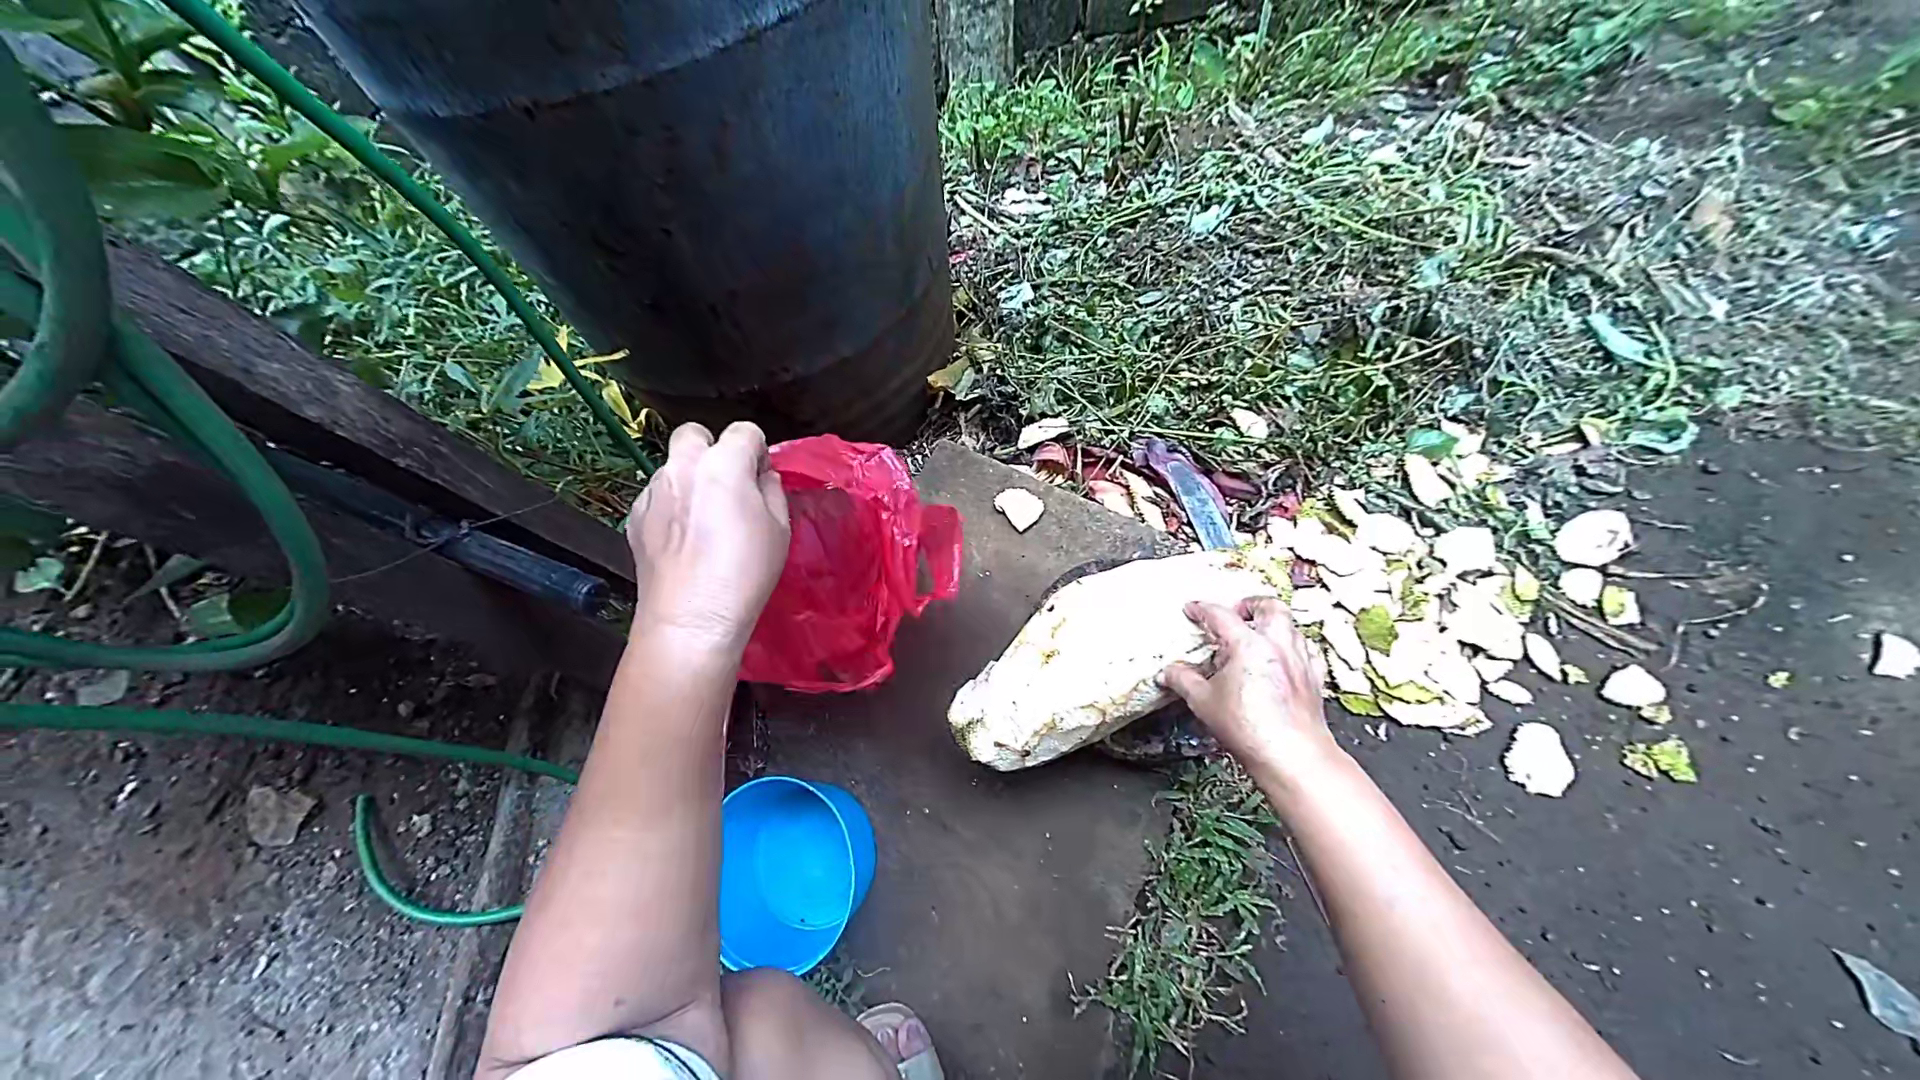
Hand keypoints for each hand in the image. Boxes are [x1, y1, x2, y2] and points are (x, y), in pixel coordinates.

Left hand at [626, 421, 789, 653]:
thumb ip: (772, 490)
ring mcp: (654, 491)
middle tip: (729, 485)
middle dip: (714, 450)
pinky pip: (659, 496)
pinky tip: (686, 539)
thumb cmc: (743, 574)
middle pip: (696, 433)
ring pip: (674, 466)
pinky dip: (673, 505)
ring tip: (706, 521)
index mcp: (723, 464)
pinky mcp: (636, 516)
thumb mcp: (779, 529)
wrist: (691, 618)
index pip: (745, 431)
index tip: (761, 479)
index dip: (757, 452)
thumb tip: (761, 477)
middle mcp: (682, 468)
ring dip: (692, 479)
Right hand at [1161, 597, 1340, 778]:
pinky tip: (1282, 658)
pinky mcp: (1314, 677)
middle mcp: (1278, 644)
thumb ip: (1183, 680)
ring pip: (1291, 624)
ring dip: (1272, 623)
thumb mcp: (1202, 701)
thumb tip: (1169, 672)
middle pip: (1269, 606)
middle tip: (1236, 612)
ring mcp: (1300, 659)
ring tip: (1256, 634)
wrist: (1292, 756)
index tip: (1192, 609)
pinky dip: (1292, 646)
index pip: (1220, 615)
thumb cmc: (1248, 728)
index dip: (1202, 609)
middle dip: (1251, 604)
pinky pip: (1306, 649)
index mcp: (1247, 644)